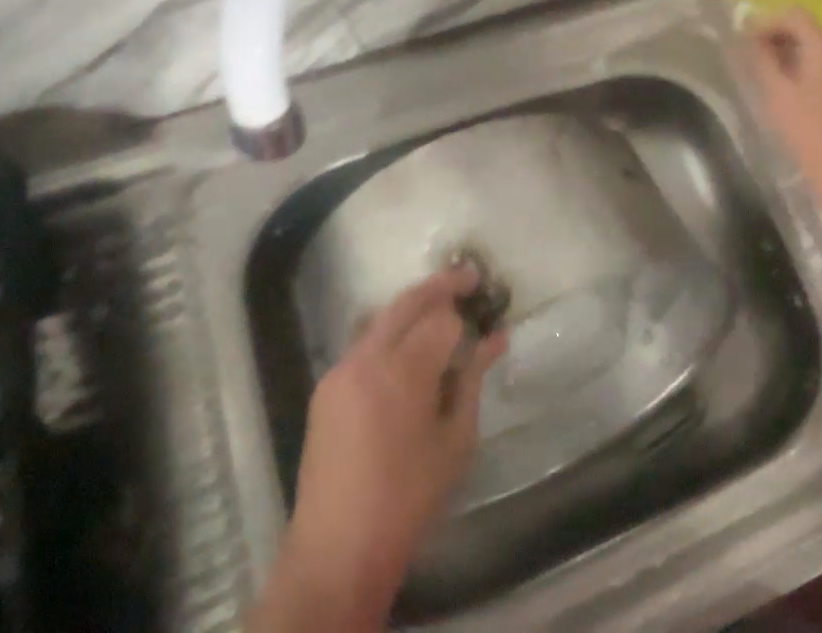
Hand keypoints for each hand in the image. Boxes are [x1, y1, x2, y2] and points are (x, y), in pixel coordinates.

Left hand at [253, 262, 506, 631]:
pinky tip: (411, 351)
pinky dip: (391, 333)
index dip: (468, 311)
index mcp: (402, 371)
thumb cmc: (410, 495)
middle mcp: (365, 360)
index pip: (441, 317)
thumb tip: (496, 338)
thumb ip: (473, 379)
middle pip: (406, 303)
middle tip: (471, 278)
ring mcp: (339, 373)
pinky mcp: (325, 390)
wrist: (339, 544)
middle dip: (440, 286)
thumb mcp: (456, 437)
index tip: (490, 309)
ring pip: (380, 319)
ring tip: (444, 311)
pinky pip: (363, 344)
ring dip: (412, 307)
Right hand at [748, 8, 821, 186]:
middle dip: (777, 32)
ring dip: (787, 47)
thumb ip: (761, 57)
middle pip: (805, 25)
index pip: (794, 14)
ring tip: (765, 66)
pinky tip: (784, 80)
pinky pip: (820, 59)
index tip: (746, 38)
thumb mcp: (775, 88)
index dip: (767, 21)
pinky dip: (800, 61)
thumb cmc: (803, 123)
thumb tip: (749, 36)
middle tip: (752, 51)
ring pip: (812, 43)